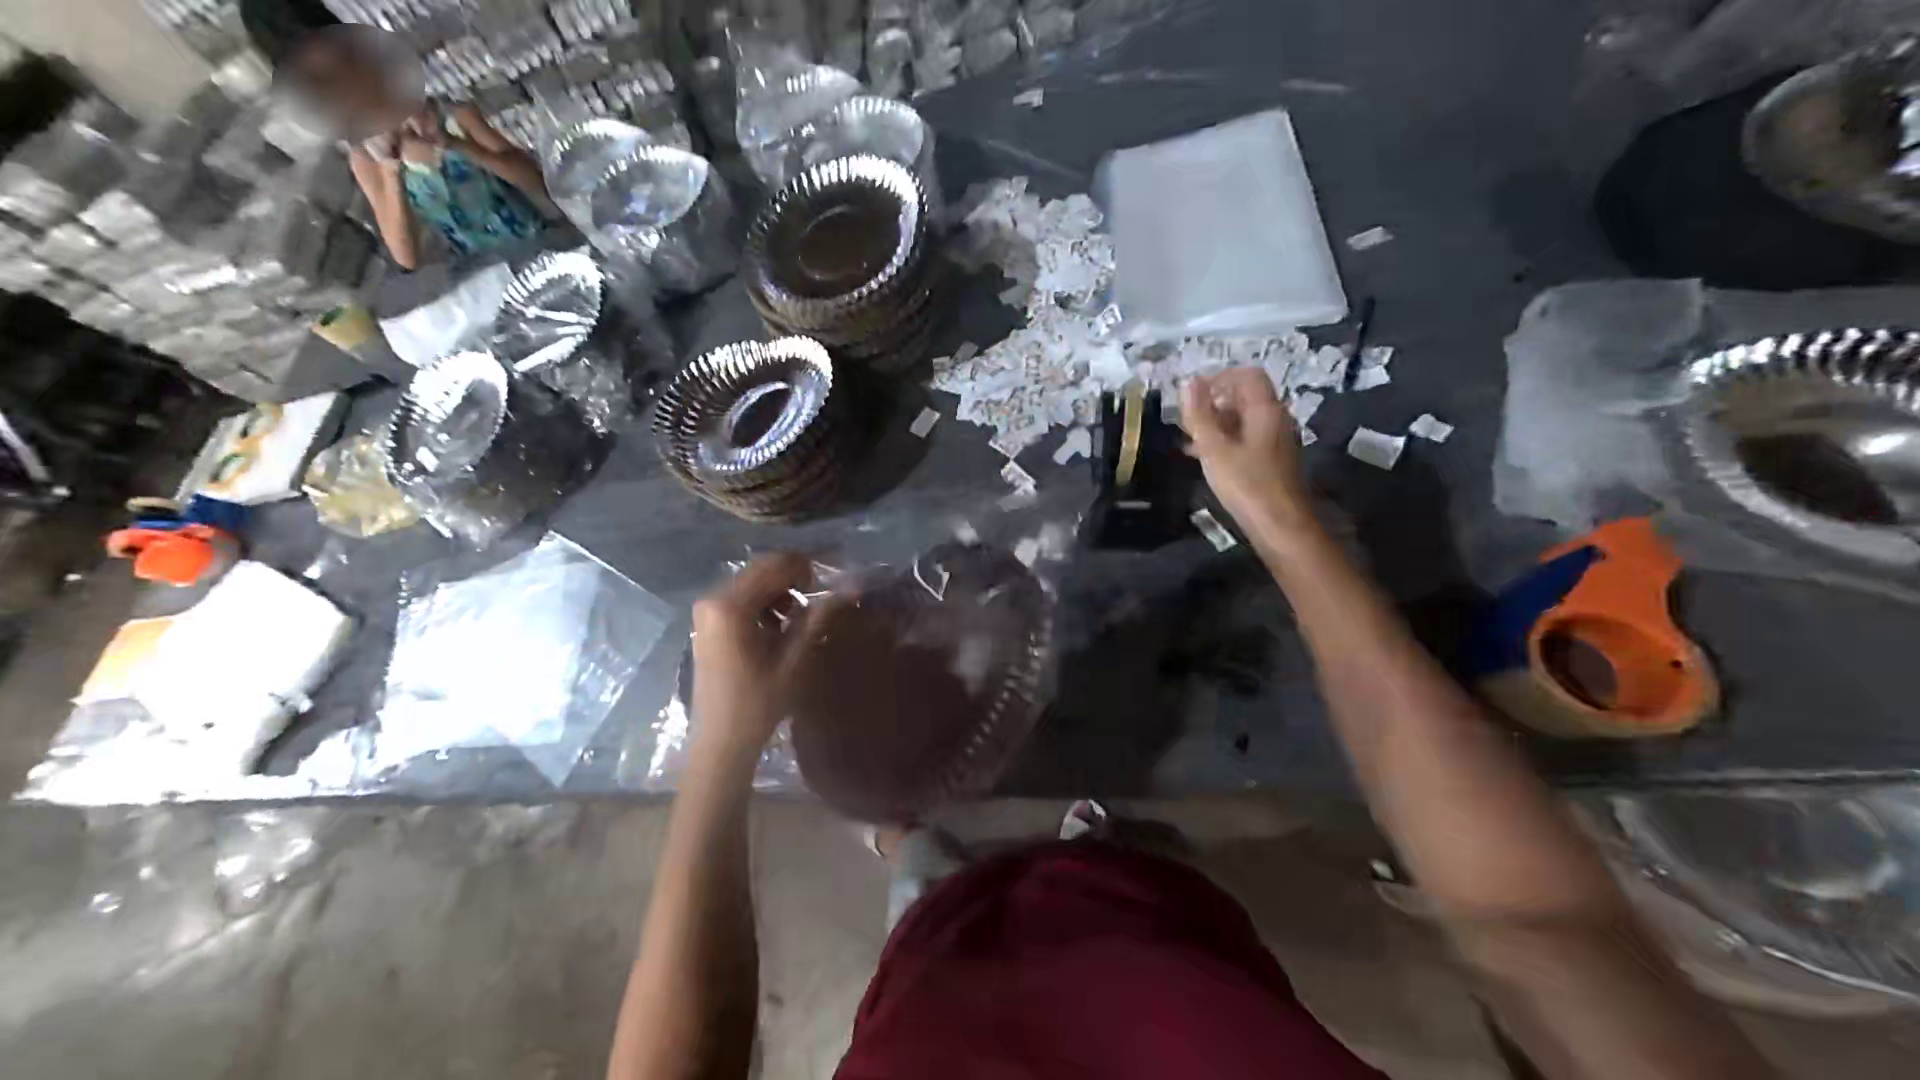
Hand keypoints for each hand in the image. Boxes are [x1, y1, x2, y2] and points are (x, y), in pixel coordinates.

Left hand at [690, 554, 817, 763]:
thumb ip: (819, 618)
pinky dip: (763, 602)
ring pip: (751, 581)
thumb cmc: (758, 703)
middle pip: (760, 569)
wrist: (721, 741)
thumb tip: (850, 590)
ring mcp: (706, 610)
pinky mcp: (707, 622)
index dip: (805, 569)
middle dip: (792, 578)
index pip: (774, 566)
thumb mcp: (794, 659)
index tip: (826, 587)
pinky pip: (740, 597)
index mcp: (730, 605)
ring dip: (778, 590)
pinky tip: (777, 626)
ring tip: (798, 617)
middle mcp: (712, 598)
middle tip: (816, 599)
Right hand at [1181, 369, 1317, 539]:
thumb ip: (1199, 414)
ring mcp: (1276, 440)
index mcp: (1265, 410)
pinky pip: (1246, 438)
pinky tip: (1204, 457)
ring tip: (1188, 439)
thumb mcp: (1214, 448)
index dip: (1218, 377)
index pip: (1246, 375)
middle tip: (1185, 418)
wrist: (1280, 525)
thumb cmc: (1246, 483)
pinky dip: (1224, 440)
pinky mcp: (1272, 460)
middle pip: (1245, 396)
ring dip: (1216, 423)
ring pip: (1244, 419)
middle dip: (1213, 401)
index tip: (1191, 393)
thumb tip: (1188, 381)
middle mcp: (1275, 419)